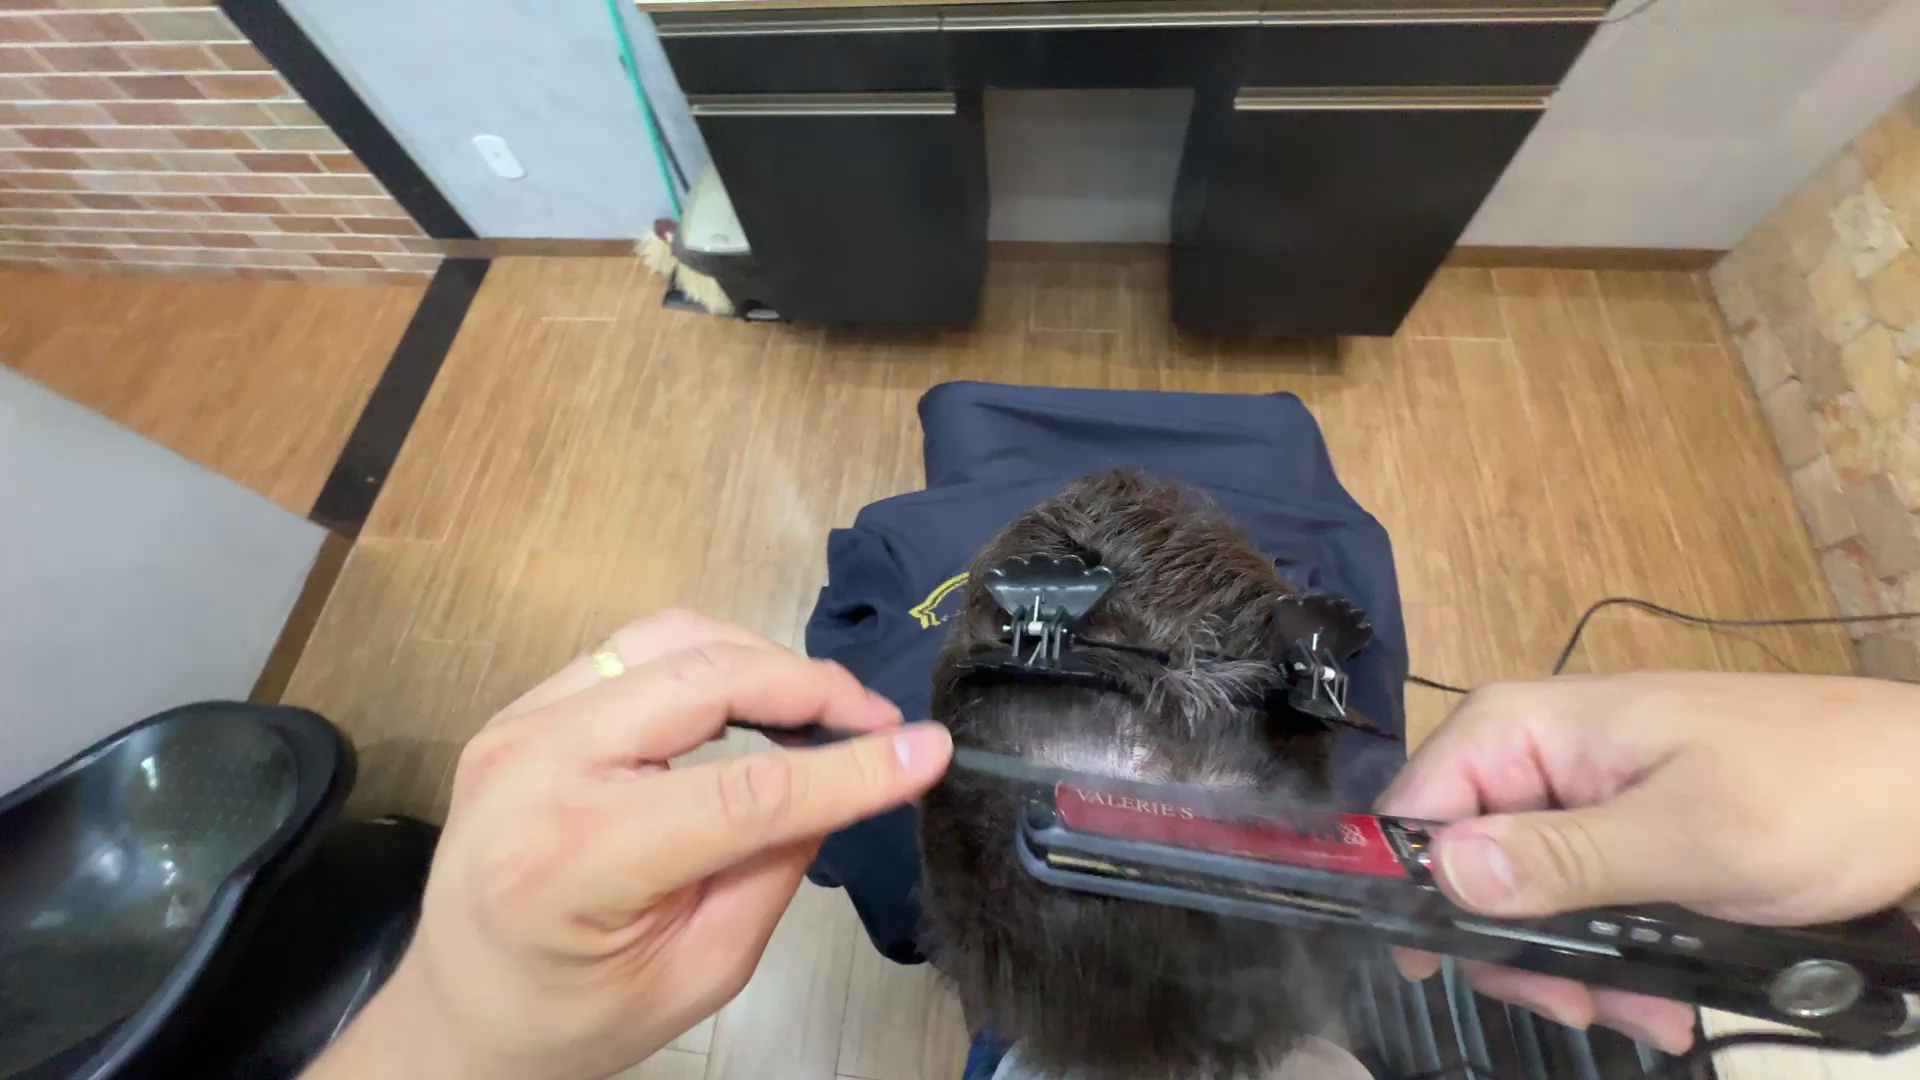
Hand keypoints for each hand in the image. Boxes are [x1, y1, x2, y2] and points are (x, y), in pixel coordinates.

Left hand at [306, 609, 953, 1079]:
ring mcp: (525, 718)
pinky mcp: (531, 700)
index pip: (744, 791)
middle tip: (876, 719)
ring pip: (680, 637)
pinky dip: (719, 656)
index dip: (848, 767)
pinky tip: (750, 693)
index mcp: (574, 859)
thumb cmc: (583, 1015)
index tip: (927, 749)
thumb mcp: (706, 965)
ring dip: (768, 660)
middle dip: (812, 687)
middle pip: (709, 680)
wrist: (458, 1011)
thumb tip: (852, 773)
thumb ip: (782, 859)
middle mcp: (539, 765)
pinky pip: (646, 644)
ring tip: (818, 705)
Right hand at [1377, 672, 1919, 1052]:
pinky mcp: (1598, 824)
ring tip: (1633, 1012)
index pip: (1415, 803)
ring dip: (1560, 957)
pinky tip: (1651, 992)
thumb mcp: (1696, 837)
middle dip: (1506, 938)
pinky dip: (1597, 948)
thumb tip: (1446, 872)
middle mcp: (1517, 754)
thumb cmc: (1816, 792)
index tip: (1437, 964)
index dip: (1410, 881)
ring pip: (1510, 882)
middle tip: (1567, 1005)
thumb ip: (1567, 856)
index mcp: (1511, 729)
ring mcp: (1559, 789)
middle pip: (1459, 853)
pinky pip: (1562, 888)